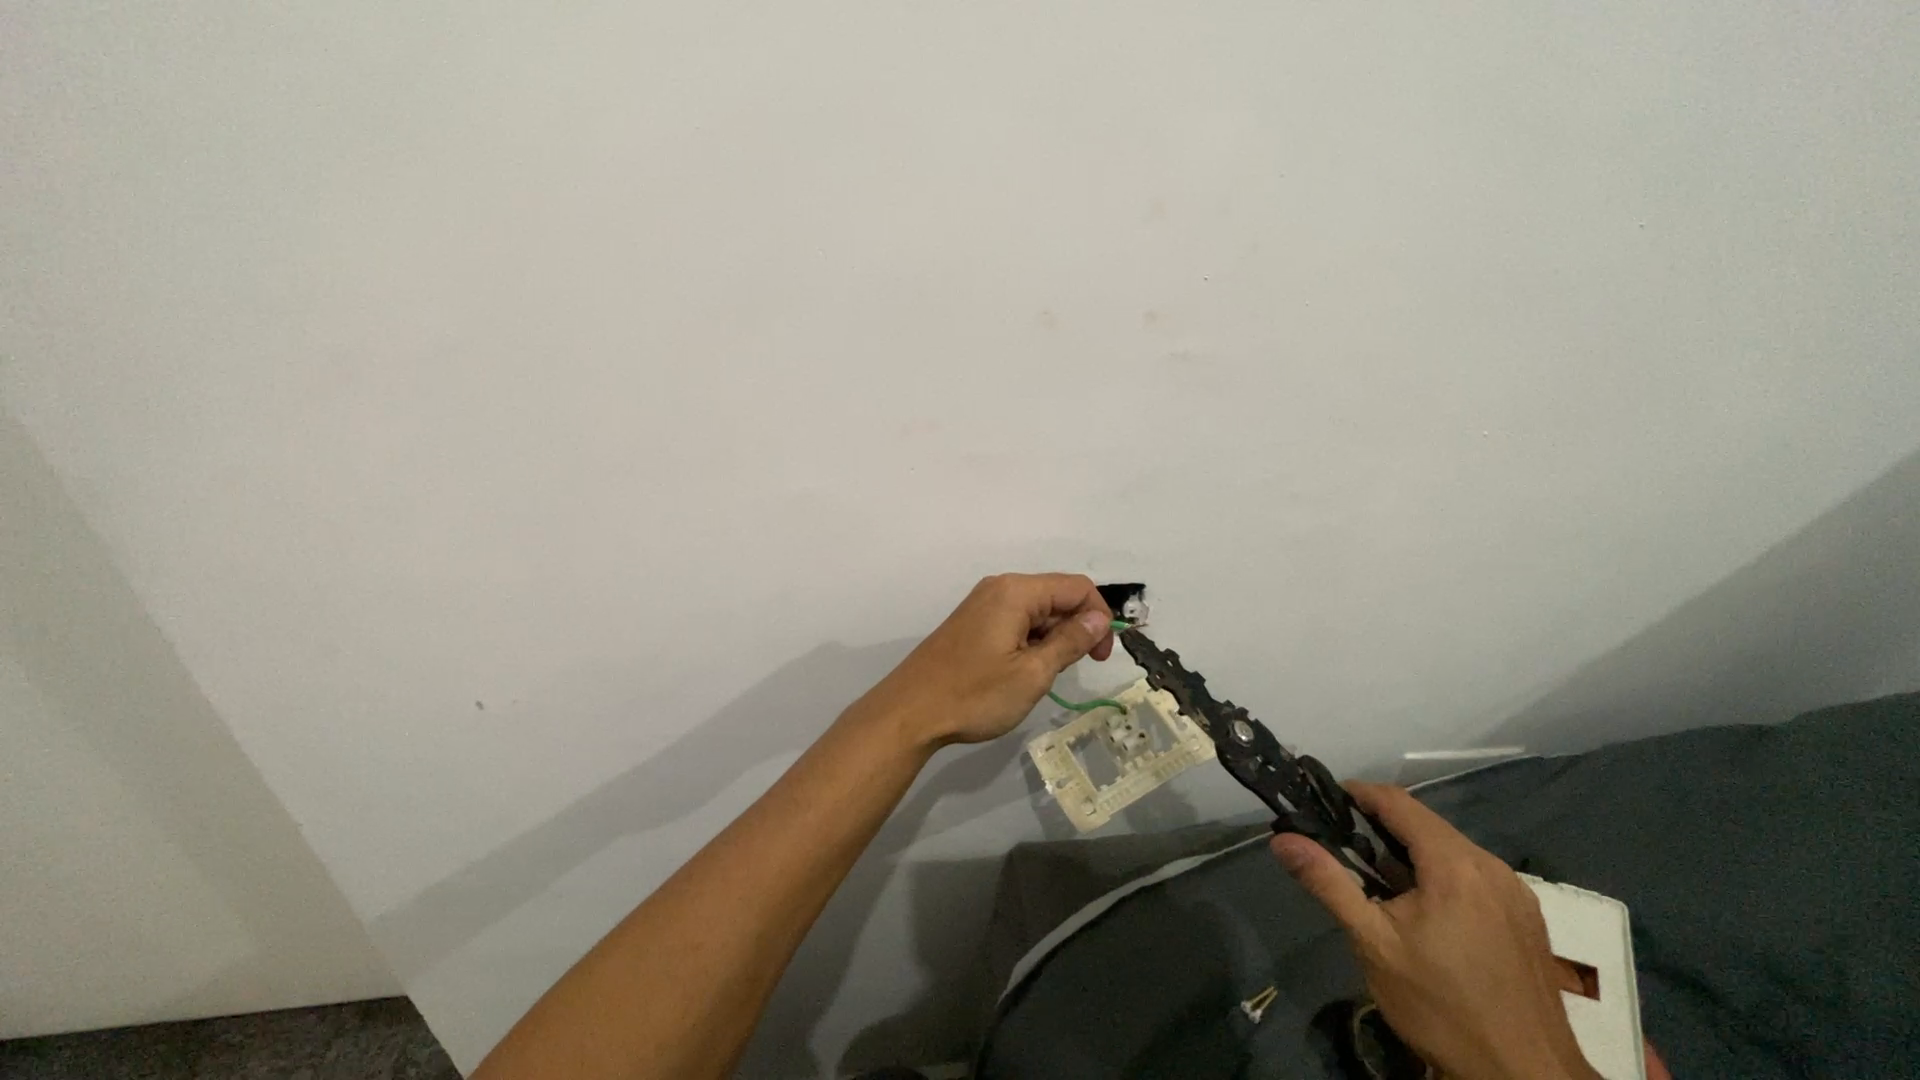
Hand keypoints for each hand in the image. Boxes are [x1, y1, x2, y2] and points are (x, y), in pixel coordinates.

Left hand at [851, 573, 1114, 747]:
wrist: (910, 713)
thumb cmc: (974, 694)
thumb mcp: (1032, 673)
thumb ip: (1069, 641)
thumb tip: (1098, 618)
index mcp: (1016, 592)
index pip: (1077, 588)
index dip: (1099, 617)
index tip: (1100, 656)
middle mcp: (999, 589)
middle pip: (1056, 596)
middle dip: (1077, 627)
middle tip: (1078, 668)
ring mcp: (982, 605)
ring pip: (1036, 612)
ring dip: (1053, 638)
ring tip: (1046, 675)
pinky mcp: (972, 624)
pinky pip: (1015, 622)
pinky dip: (1031, 641)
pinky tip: (1024, 672)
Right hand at [1272, 783, 1600, 1079]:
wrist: (1523, 1075)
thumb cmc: (1439, 1005)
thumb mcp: (1373, 943)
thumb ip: (1329, 883)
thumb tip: (1283, 840)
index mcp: (1455, 864)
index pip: (1399, 802)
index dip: (1359, 794)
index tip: (1324, 802)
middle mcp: (1492, 866)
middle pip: (1427, 825)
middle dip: (1382, 828)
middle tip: (1343, 850)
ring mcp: (1516, 892)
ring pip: (1452, 851)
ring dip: (1412, 854)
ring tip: (1378, 884)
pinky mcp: (1528, 918)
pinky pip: (1475, 877)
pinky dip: (1442, 876)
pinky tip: (1425, 912)